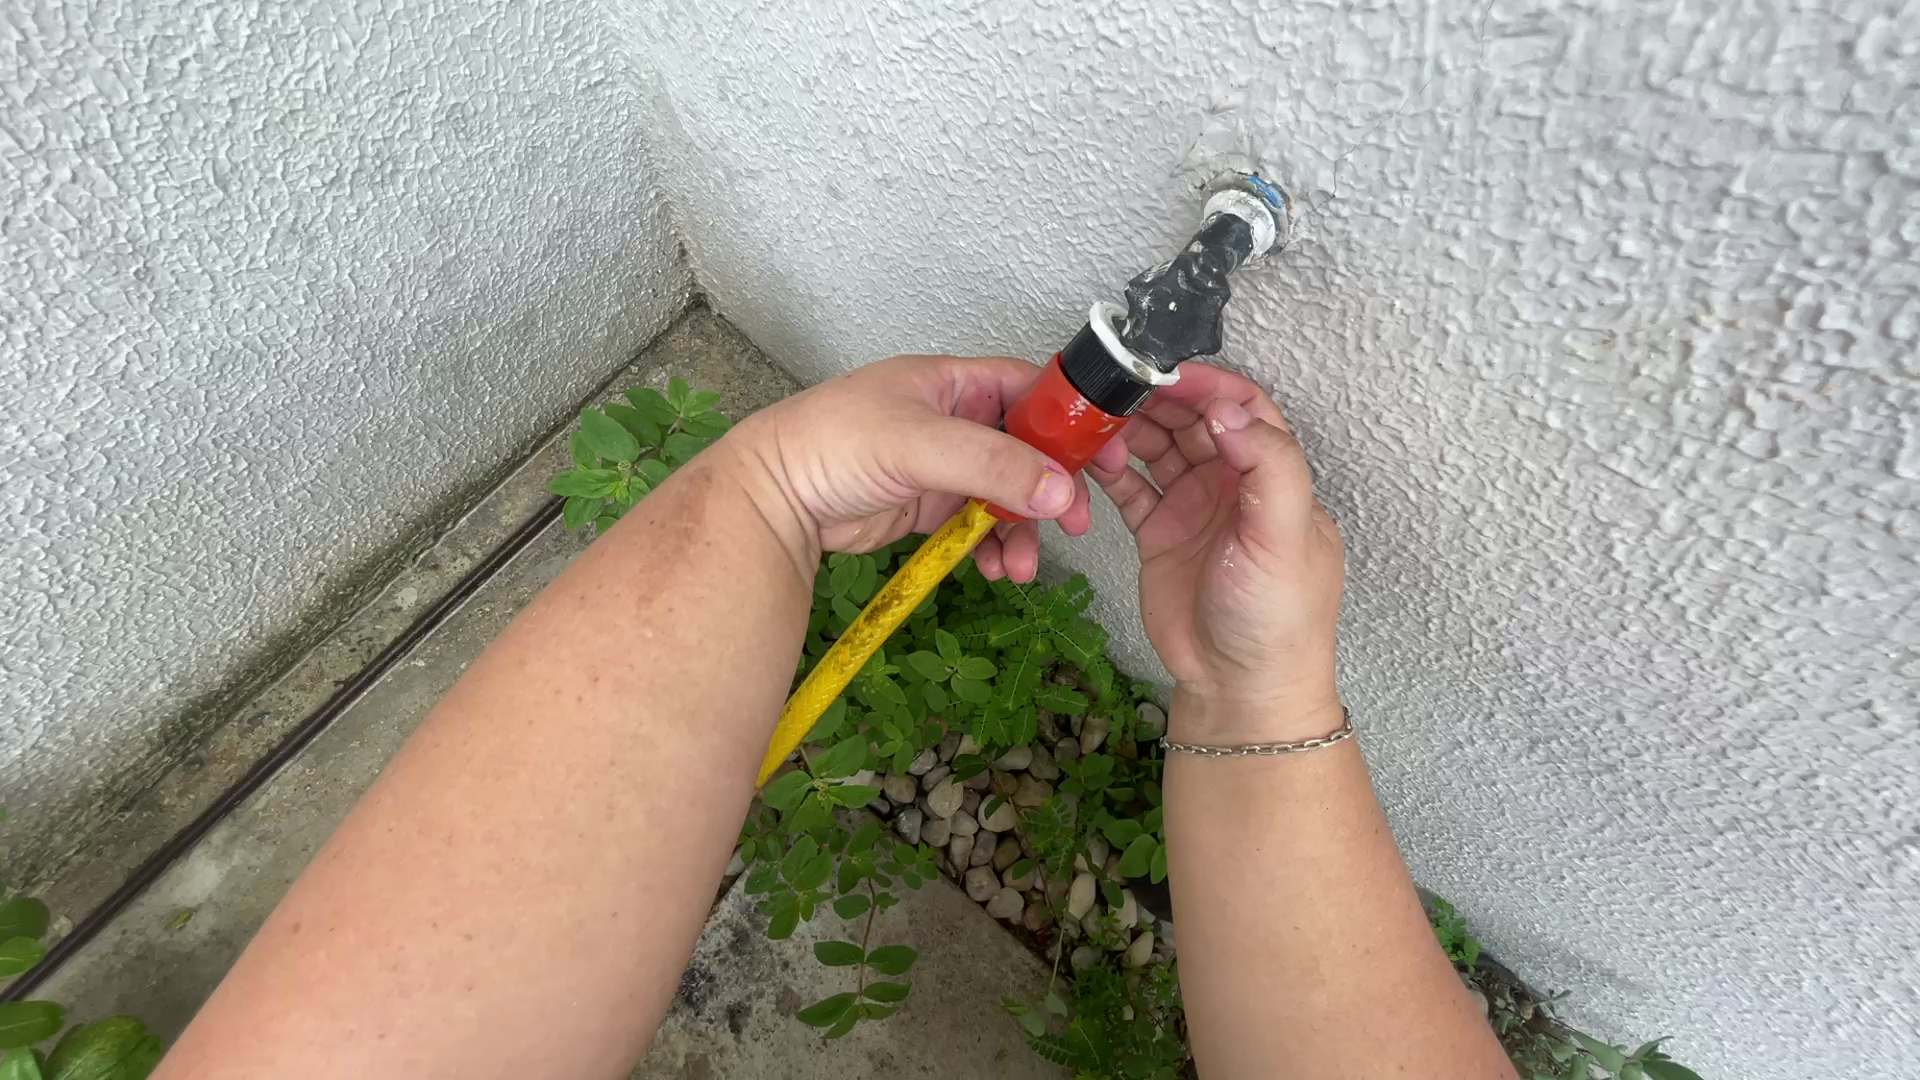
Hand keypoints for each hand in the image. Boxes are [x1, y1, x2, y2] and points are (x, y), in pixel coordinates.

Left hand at [717, 355, 1094, 580]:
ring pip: (1006, 495)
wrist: (776, 497)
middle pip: (1027, 449)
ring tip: (1019, 567)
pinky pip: (979, 524)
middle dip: (1052, 488)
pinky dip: (992, 547)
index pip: (1031, 391)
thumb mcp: (920, 443)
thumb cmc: (838, 444)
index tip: (1106, 455)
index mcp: (956, 384)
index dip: (1071, 419)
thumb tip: (1060, 490)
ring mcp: (945, 466)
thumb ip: (992, 463)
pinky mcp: (932, 506)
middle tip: (1074, 522)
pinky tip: (993, 569)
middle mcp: (956, 421)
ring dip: (1022, 531)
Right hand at [1086, 364, 1344, 738]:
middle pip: (1192, 422)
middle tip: (1116, 394)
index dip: (1206, 386)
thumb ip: (1266, 467)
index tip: (1164, 375)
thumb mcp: (1283, 537)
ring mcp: (1191, 505)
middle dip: (1157, 403)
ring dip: (1130, 432)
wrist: (1237, 684)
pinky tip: (1091, 461)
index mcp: (1270, 475)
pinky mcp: (1157, 531)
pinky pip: (1131, 488)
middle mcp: (1230, 483)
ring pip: (1157, 449)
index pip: (1242, 409)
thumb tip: (1227, 410)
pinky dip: (1111, 472)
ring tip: (1097, 425)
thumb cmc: (1276, 615)